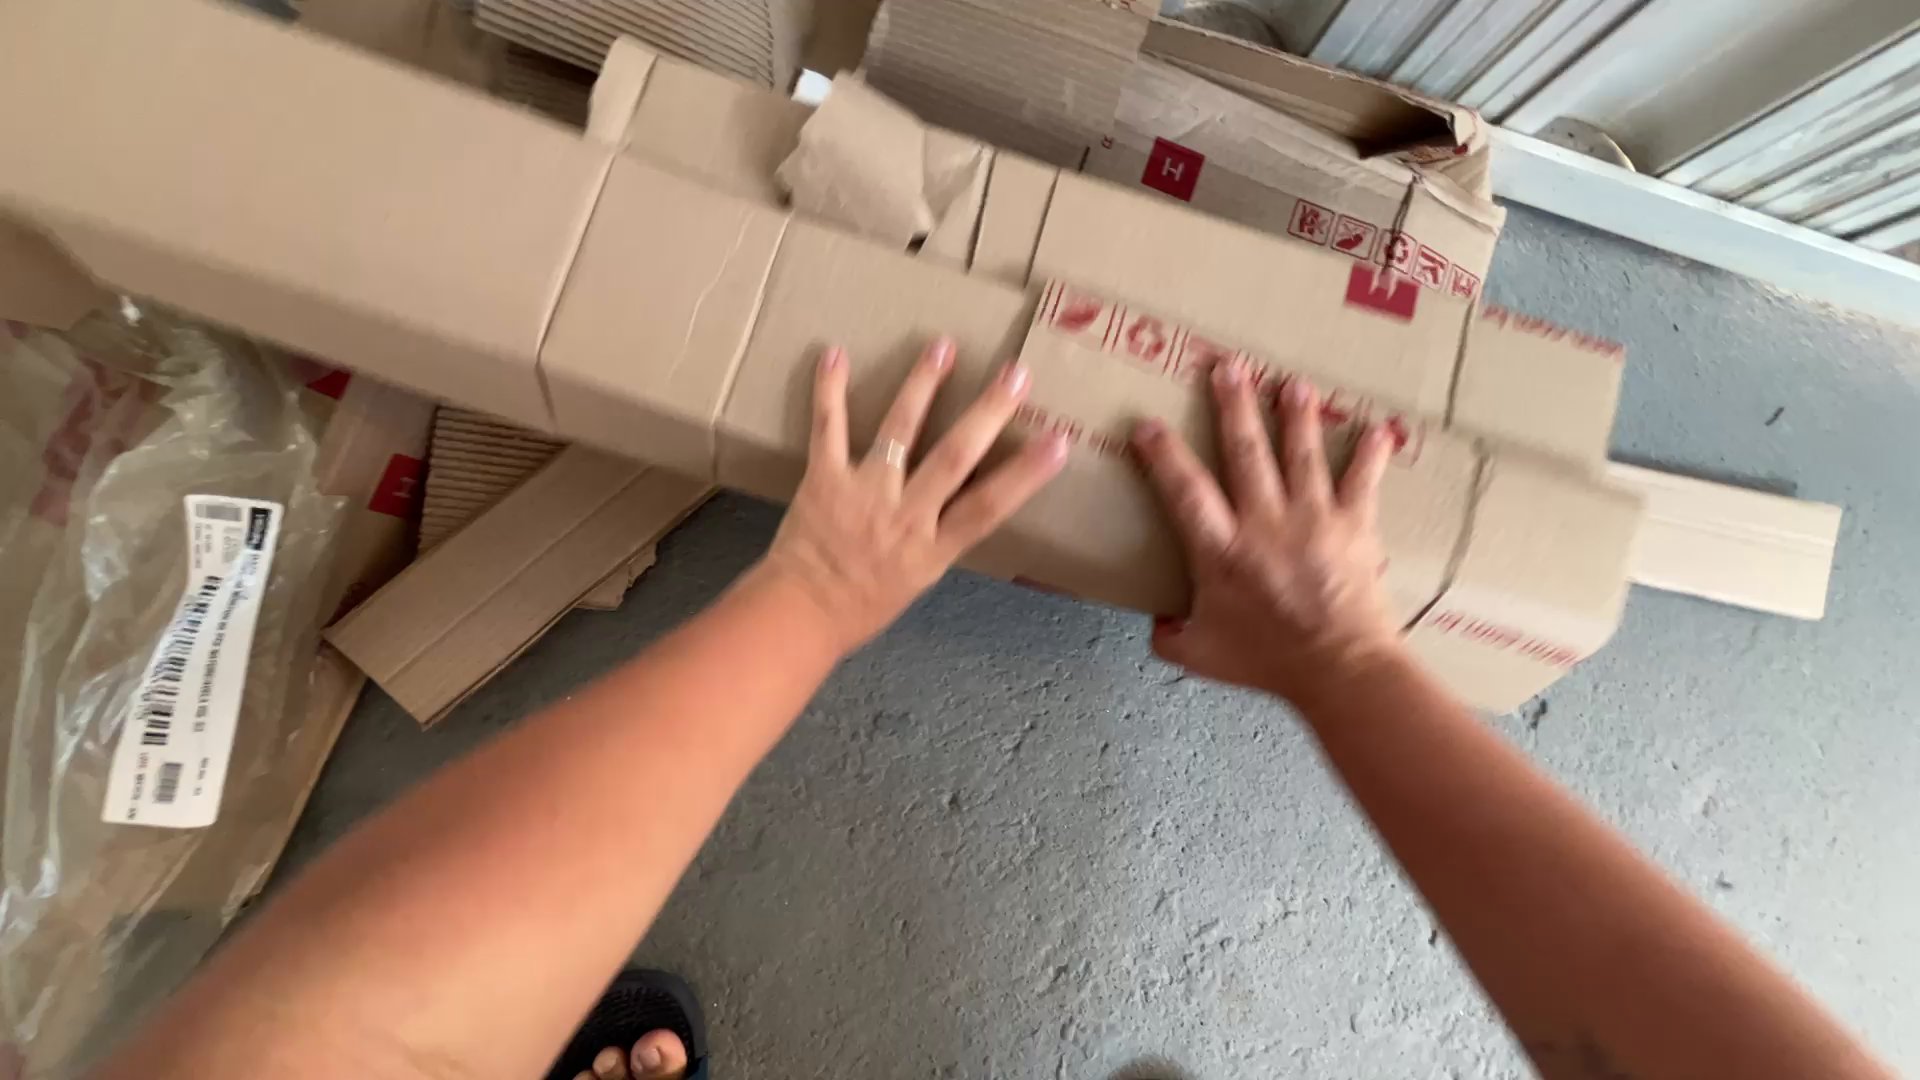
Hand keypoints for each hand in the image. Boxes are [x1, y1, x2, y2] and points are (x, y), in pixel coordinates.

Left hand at [752, 337, 1068, 654]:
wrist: (801, 615)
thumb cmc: (863, 606)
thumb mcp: (919, 581)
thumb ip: (940, 538)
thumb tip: (960, 504)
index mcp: (933, 548)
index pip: (988, 508)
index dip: (1025, 474)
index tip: (1058, 441)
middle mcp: (905, 516)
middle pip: (954, 458)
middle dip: (987, 413)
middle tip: (1016, 374)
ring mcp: (864, 493)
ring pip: (899, 431)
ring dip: (922, 384)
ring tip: (942, 345)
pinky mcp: (825, 479)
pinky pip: (828, 429)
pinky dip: (830, 391)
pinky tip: (834, 354)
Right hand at [1131, 360, 1403, 706]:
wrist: (1340, 670)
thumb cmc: (1266, 661)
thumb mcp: (1198, 654)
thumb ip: (1167, 635)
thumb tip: (1157, 622)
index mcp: (1220, 549)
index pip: (1184, 490)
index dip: (1163, 455)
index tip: (1148, 424)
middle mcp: (1263, 522)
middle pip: (1245, 453)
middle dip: (1234, 406)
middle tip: (1227, 366)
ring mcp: (1312, 519)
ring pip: (1300, 454)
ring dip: (1295, 415)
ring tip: (1290, 382)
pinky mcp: (1354, 527)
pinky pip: (1363, 482)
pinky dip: (1371, 455)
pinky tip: (1381, 428)